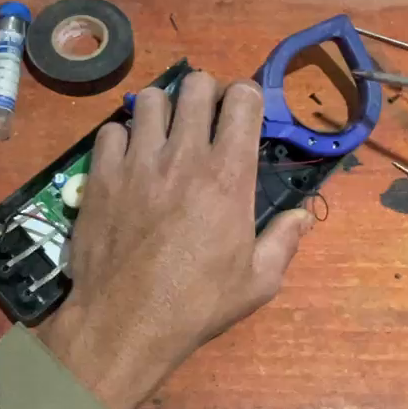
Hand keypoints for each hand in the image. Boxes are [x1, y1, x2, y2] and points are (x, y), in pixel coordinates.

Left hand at [36, 72, 315, 408]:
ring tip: (164, 135)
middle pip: (197, 84)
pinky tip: (128, 161)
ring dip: (163, 110)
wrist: (125, 323)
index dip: (247, 97)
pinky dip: (122, 138)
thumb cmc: (197, 304)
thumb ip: (284, 240)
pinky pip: (111, 130)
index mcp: (228, 175)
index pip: (243, 98)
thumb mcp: (257, 282)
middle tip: (205, 119)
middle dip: (206, 93)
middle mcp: (185, 155)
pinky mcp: (101, 174)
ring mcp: (138, 161)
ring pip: (151, 98)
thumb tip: (305, 215)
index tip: (243, 115)